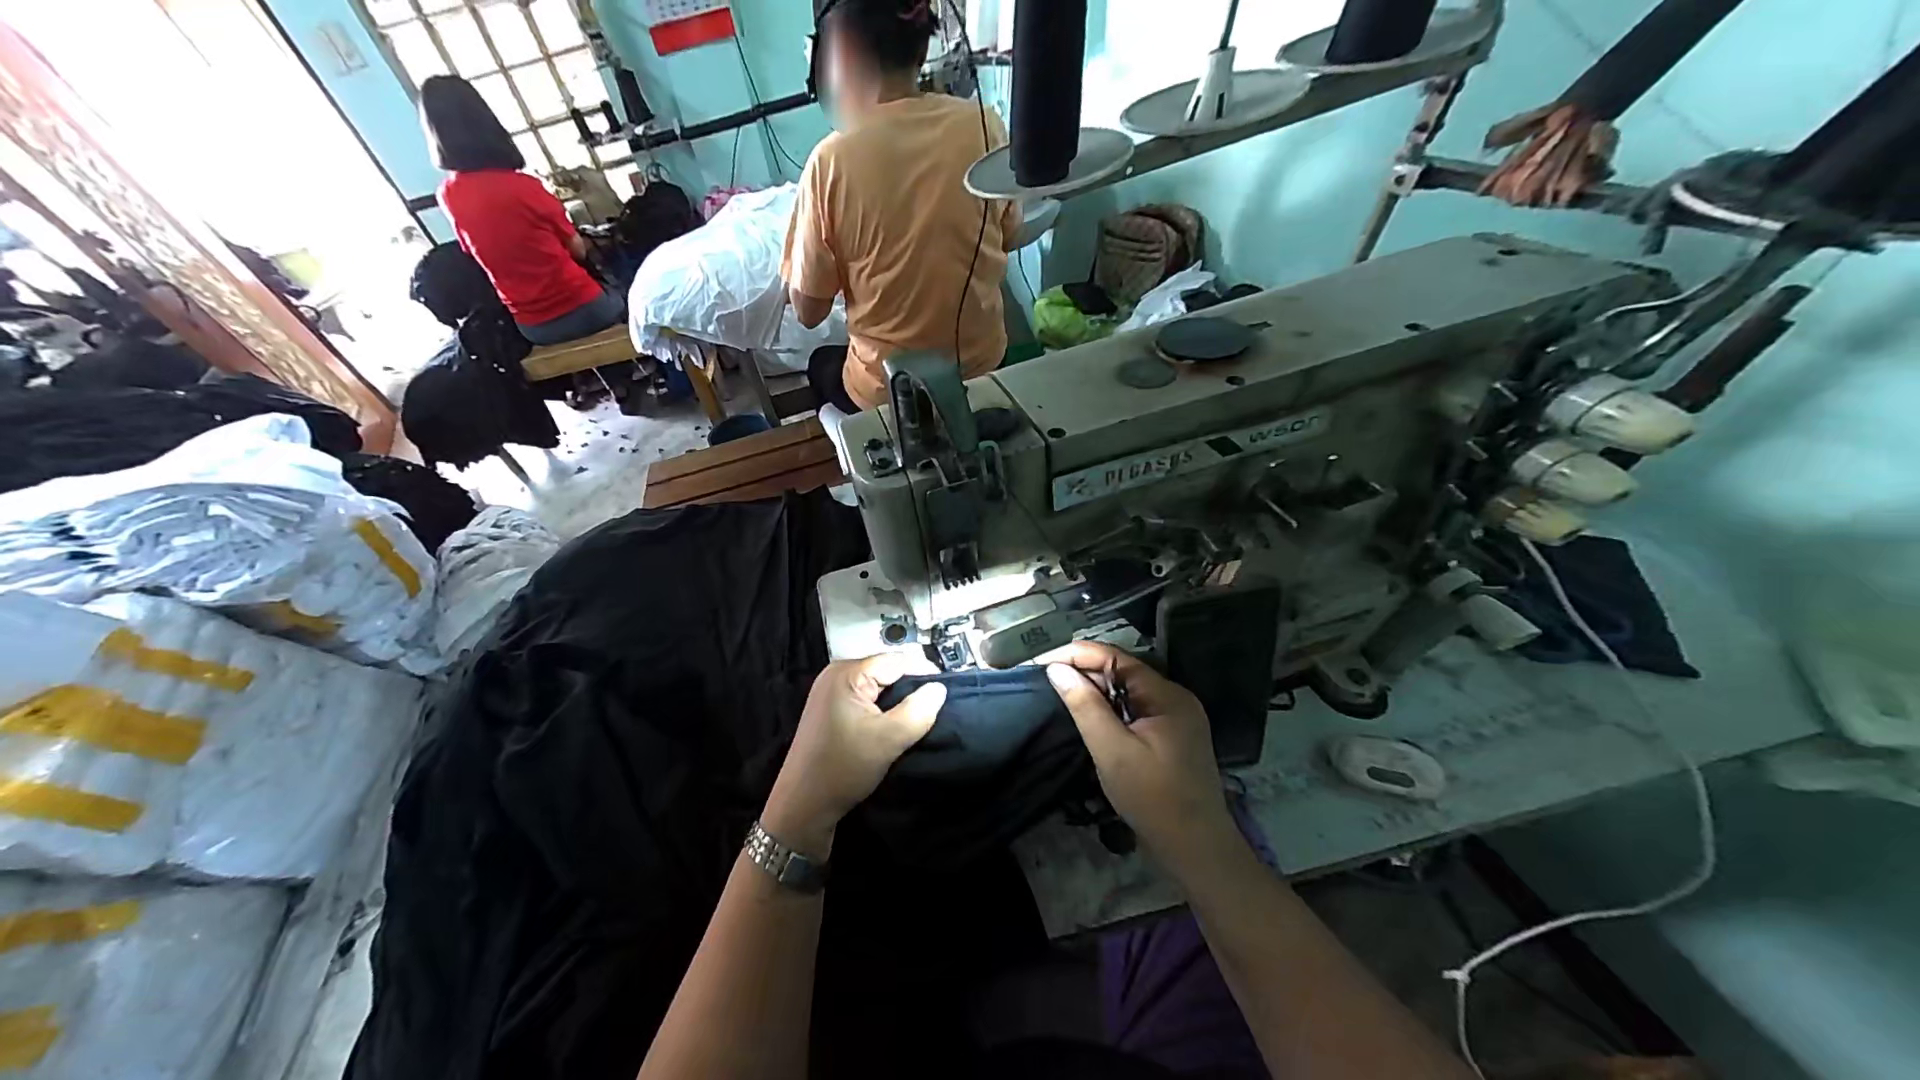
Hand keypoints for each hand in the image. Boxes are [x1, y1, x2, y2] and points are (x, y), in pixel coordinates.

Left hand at [764, 652, 946, 857]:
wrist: (803, 806)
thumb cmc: (842, 769)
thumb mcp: (889, 740)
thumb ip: (919, 710)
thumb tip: (939, 688)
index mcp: (846, 673)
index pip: (898, 661)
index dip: (924, 676)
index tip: (944, 697)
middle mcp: (835, 674)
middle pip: (888, 672)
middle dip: (910, 691)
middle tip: (929, 715)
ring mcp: (830, 691)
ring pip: (879, 688)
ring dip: (897, 704)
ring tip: (912, 724)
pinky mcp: (830, 709)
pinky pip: (866, 700)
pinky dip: (882, 712)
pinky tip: (890, 731)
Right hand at [1043, 642, 1242, 881]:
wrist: (1197, 849)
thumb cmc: (1153, 798)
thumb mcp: (1112, 750)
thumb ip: (1085, 706)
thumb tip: (1057, 669)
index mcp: (1167, 696)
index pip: (1116, 658)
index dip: (1078, 655)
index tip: (1043, 661)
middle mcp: (1176, 698)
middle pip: (1124, 671)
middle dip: (1085, 671)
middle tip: (1048, 680)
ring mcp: (1178, 718)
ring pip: (1129, 691)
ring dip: (1097, 691)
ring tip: (1062, 694)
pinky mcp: (1174, 737)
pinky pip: (1137, 710)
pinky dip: (1112, 708)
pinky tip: (1092, 716)